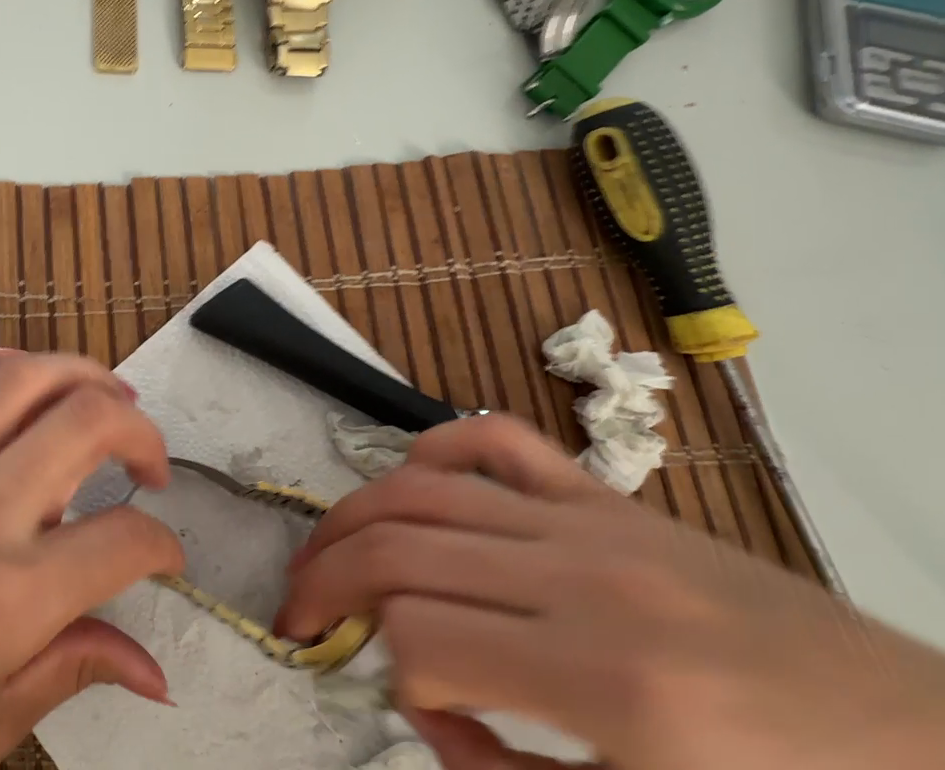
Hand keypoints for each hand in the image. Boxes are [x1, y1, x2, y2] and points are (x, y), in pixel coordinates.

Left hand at [0, 341, 180, 769]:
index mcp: (10, 595)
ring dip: (77, 374)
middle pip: (87, 422)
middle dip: (141, 432)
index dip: (163, 547)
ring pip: (19, 381)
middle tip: (150, 465)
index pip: (124, 541)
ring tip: (106, 398)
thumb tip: (148, 669)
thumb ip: (72, 671)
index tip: (163, 559)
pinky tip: (0, 371)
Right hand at [277, 415, 944, 769]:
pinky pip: (496, 441)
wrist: (927, 747)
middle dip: (325, 583)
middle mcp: (584, 579)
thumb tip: (423, 706)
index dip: (394, 679)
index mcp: (604, 682)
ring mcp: (595, 523)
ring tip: (320, 556)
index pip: (420, 640)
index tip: (419, 709)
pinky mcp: (610, 499)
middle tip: (298, 616)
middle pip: (397, 550)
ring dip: (349, 519)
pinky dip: (433, 448)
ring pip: (421, 489)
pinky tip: (410, 482)